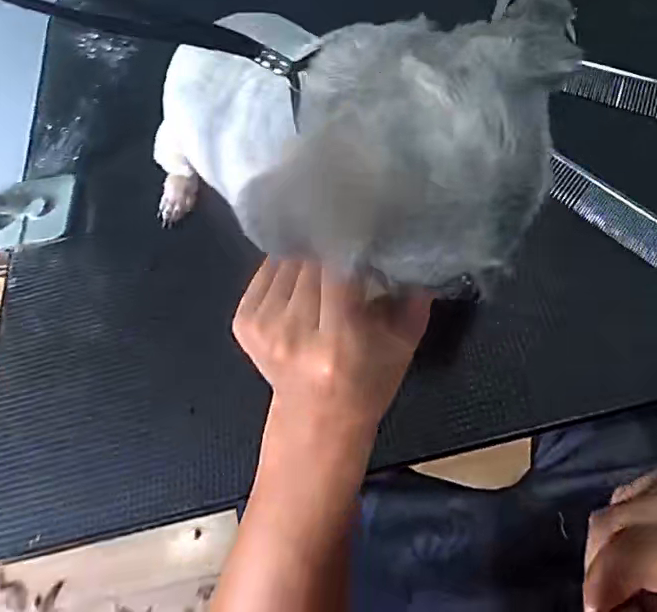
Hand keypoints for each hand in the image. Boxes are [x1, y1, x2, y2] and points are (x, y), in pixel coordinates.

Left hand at [232, 258, 432, 441]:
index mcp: (336, 343)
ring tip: (325, 263)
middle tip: (345, 242)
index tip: (363, 232)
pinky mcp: (242, 323)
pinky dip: (285, 267)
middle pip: (310, 262)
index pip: (338, 272)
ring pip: (288, 261)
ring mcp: (262, 328)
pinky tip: (300, 278)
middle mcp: (292, 334)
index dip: (350, 247)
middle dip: (329, 249)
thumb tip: (414, 254)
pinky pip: (266, 272)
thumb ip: (414, 300)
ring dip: (308, 255)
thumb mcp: (402, 346)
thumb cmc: (366, 383)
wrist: (314, 422)